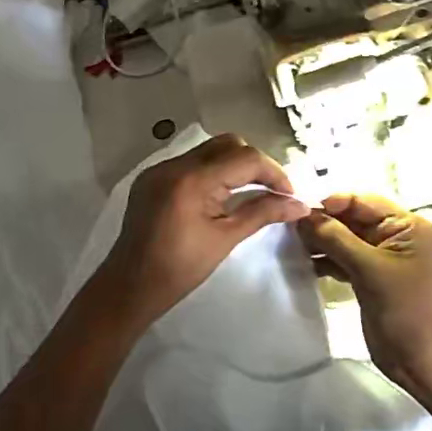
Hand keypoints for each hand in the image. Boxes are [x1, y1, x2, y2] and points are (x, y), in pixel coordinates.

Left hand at [87, 133, 310, 329]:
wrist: (130, 286)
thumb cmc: (180, 269)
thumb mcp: (225, 239)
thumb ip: (262, 213)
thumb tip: (300, 205)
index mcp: (191, 180)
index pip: (245, 158)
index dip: (274, 173)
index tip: (289, 196)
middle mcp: (173, 165)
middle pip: (227, 144)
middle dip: (254, 164)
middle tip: (271, 192)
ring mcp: (158, 169)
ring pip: (208, 150)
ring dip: (233, 165)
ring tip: (249, 193)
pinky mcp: (151, 178)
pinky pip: (189, 162)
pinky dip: (211, 171)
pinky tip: (219, 196)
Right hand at [297, 193, 431, 388]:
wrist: (425, 363)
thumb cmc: (407, 310)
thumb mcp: (371, 270)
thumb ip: (336, 238)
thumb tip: (302, 215)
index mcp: (407, 226)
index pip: (362, 201)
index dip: (331, 201)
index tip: (296, 208)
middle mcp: (394, 237)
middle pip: (351, 218)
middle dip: (322, 221)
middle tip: (286, 225)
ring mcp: (381, 259)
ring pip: (343, 239)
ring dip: (319, 240)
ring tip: (289, 242)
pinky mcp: (368, 279)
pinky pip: (342, 260)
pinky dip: (324, 259)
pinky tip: (301, 261)